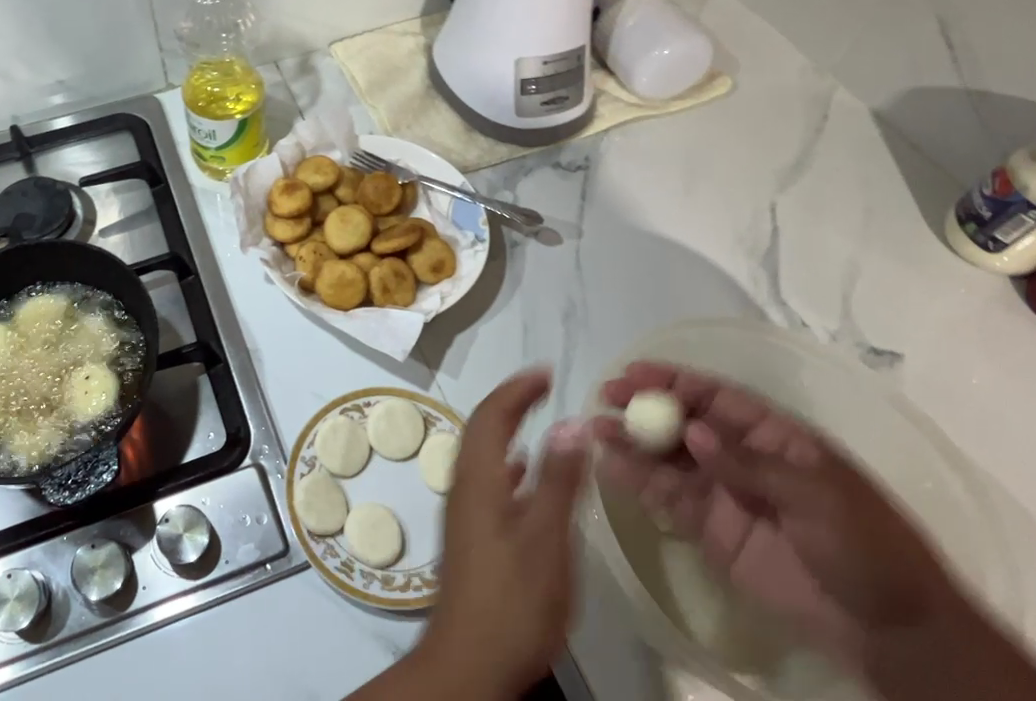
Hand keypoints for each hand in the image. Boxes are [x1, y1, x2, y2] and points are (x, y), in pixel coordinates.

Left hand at [419, 368, 590, 697]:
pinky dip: (511, 468)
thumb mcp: (546, 538)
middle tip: (544, 390)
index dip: (516, 390)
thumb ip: (559, 481)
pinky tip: (529, 481)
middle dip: (512, 405)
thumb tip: (571, 423)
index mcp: (477, 480)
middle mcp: (464, 489)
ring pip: (485, 458)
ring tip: (542, 424)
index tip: (545, 372)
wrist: (469, 662)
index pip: (491, 416)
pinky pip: (490, 484)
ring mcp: (465, 515)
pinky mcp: (472, 539)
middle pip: (482, 432)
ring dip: (510, 434)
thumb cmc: (512, 600)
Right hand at [596, 361, 962, 671]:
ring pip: (669, 461)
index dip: (675, 382)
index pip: (717, 398)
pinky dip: (639, 483)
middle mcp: (743, 459)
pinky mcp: (711, 533)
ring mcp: (725, 496)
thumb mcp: (817, 497)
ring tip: (596, 431)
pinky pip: (669, 501)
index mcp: (777, 438)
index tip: (633, 373)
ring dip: (634, 444)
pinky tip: (610, 468)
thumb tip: (692, 432)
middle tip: (605, 398)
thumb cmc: (867, 548)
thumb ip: (750, 464)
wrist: (887, 629)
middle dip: (645, 409)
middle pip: (685, 424)